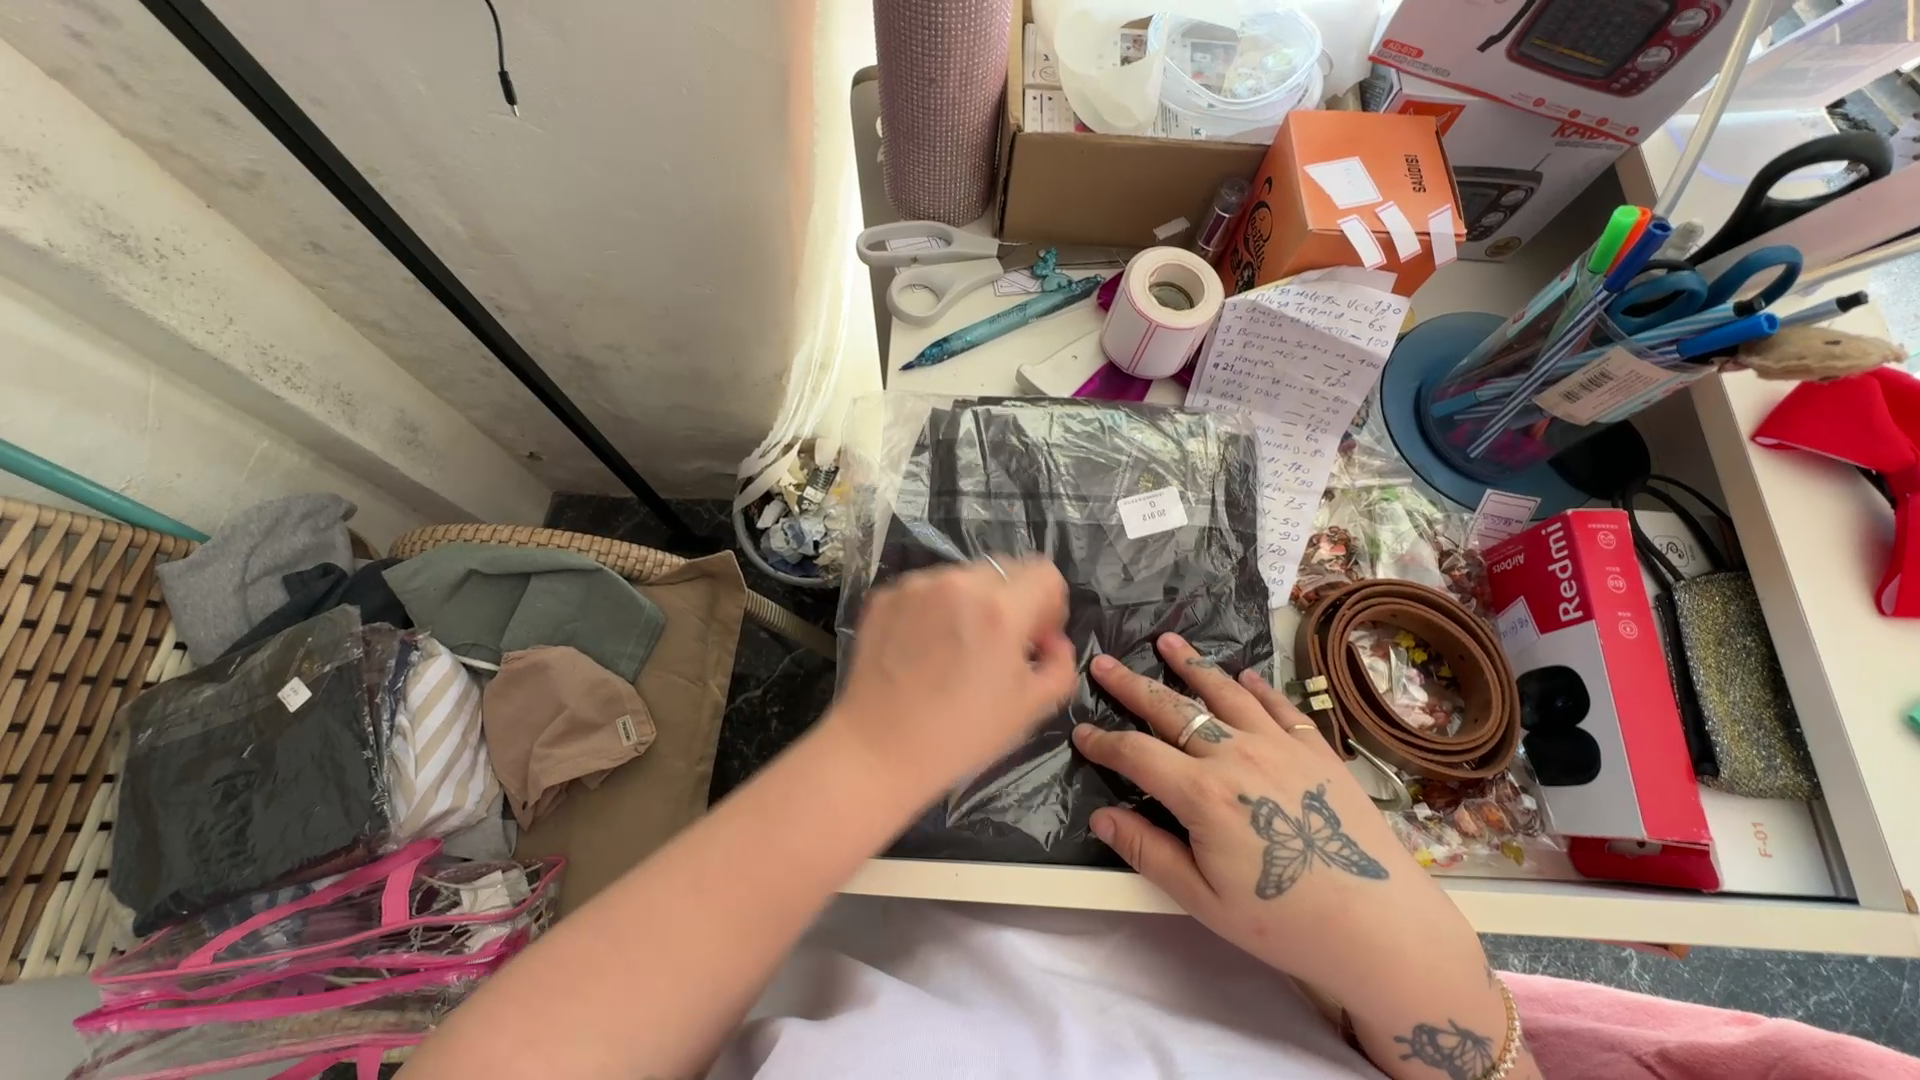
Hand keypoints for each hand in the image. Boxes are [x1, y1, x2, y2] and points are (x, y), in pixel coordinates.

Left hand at [830, 558, 1077, 797]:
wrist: (877, 750)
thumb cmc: (960, 736)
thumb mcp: (1030, 708)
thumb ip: (1060, 663)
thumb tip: (1051, 640)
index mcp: (1001, 610)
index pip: (1045, 573)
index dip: (1050, 605)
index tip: (1035, 637)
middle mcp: (958, 584)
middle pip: (1005, 571)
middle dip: (1012, 602)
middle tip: (999, 646)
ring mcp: (916, 586)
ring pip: (963, 578)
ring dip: (971, 603)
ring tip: (956, 648)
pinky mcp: (884, 596)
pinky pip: (926, 590)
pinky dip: (935, 609)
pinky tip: (924, 649)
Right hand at [1072, 633, 1482, 1001]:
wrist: (1381, 926)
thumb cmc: (1284, 922)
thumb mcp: (1203, 899)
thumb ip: (1148, 851)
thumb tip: (1101, 817)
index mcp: (1202, 794)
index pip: (1136, 754)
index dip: (1103, 742)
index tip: (1080, 731)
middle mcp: (1236, 755)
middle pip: (1172, 709)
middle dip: (1131, 686)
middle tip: (1104, 663)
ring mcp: (1280, 746)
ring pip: (1225, 693)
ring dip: (1191, 665)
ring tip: (1166, 642)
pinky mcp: (1317, 750)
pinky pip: (1279, 706)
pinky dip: (1256, 686)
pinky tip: (1242, 676)